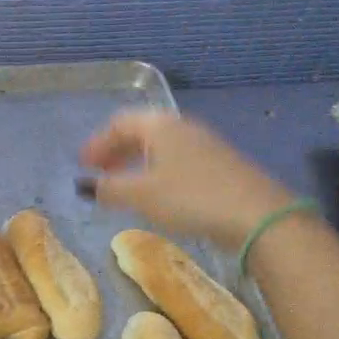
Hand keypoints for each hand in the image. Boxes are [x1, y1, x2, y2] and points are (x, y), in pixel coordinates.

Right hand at [80, 110, 293, 250]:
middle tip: (98, 172)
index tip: (82, 165)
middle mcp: (183, 127)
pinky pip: (176, 159)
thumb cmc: (190, 198)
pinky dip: (156, 170)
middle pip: (141, 131)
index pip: (120, 123)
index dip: (98, 143)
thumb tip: (88, 186)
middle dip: (116, 150)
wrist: (256, 215)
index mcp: (161, 126)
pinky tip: (155, 193)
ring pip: (160, 146)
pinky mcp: (219, 165)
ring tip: (123, 184)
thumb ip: (110, 189)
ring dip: (136, 161)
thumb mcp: (141, 195)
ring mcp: (205, 145)